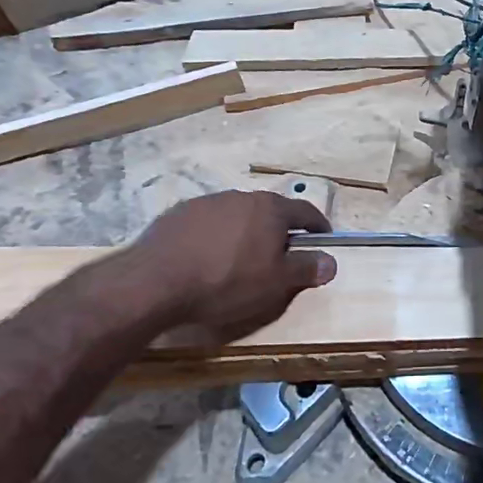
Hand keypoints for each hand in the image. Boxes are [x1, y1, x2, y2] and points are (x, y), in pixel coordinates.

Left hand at [118, 190, 335, 343]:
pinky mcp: (176, 216)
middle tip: (278, 256)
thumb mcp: (275, 283)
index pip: (306, 212)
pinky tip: (204, 261)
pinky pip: (206, 224)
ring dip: (244, 233)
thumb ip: (306, 269)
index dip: (318, 227)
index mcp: (271, 208)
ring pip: (237, 216)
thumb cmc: (225, 282)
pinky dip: (213, 238)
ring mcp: (206, 203)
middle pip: (270, 212)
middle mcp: (242, 197)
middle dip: (278, 231)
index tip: (322, 240)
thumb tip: (331, 262)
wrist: (151, 284)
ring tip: (237, 261)